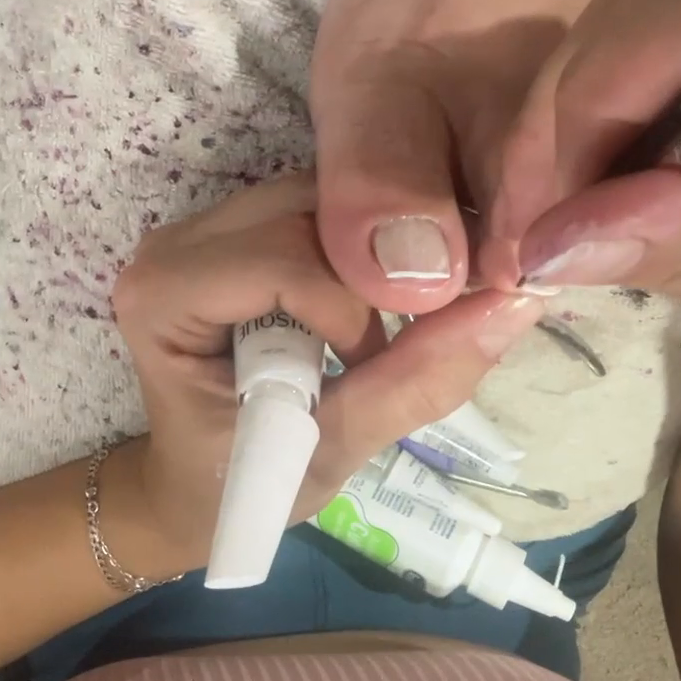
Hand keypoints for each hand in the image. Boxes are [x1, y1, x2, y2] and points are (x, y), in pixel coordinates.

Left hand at [110, 173, 544, 552]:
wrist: (192, 481)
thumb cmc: (239, 484)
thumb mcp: (331, 451)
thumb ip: (413, 383)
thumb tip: (516, 301)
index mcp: (163, 296)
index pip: (285, 262)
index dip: (350, 312)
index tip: (368, 368)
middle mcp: (170, 245)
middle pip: (303, 211)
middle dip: (371, 271)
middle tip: (398, 337)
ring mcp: (197, 228)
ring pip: (317, 197)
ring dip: (371, 258)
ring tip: (380, 328)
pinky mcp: (228, 229)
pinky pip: (313, 207)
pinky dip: (358, 248)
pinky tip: (365, 301)